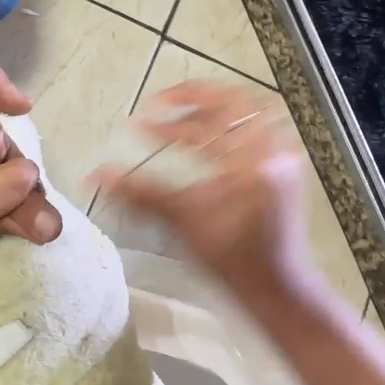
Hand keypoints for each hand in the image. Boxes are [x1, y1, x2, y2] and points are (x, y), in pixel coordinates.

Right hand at [95, 82, 326, 302]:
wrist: (278, 288)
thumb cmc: (234, 262)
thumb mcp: (184, 224)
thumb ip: (142, 194)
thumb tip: (98, 175)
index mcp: (249, 163)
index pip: (203, 127)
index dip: (166, 122)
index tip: (138, 120)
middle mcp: (272, 152)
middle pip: (237, 101)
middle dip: (197, 96)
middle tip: (164, 100)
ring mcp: (284, 157)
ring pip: (254, 109)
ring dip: (219, 103)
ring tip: (188, 109)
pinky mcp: (286, 166)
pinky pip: (263, 126)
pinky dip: (235, 121)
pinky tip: (213, 134)